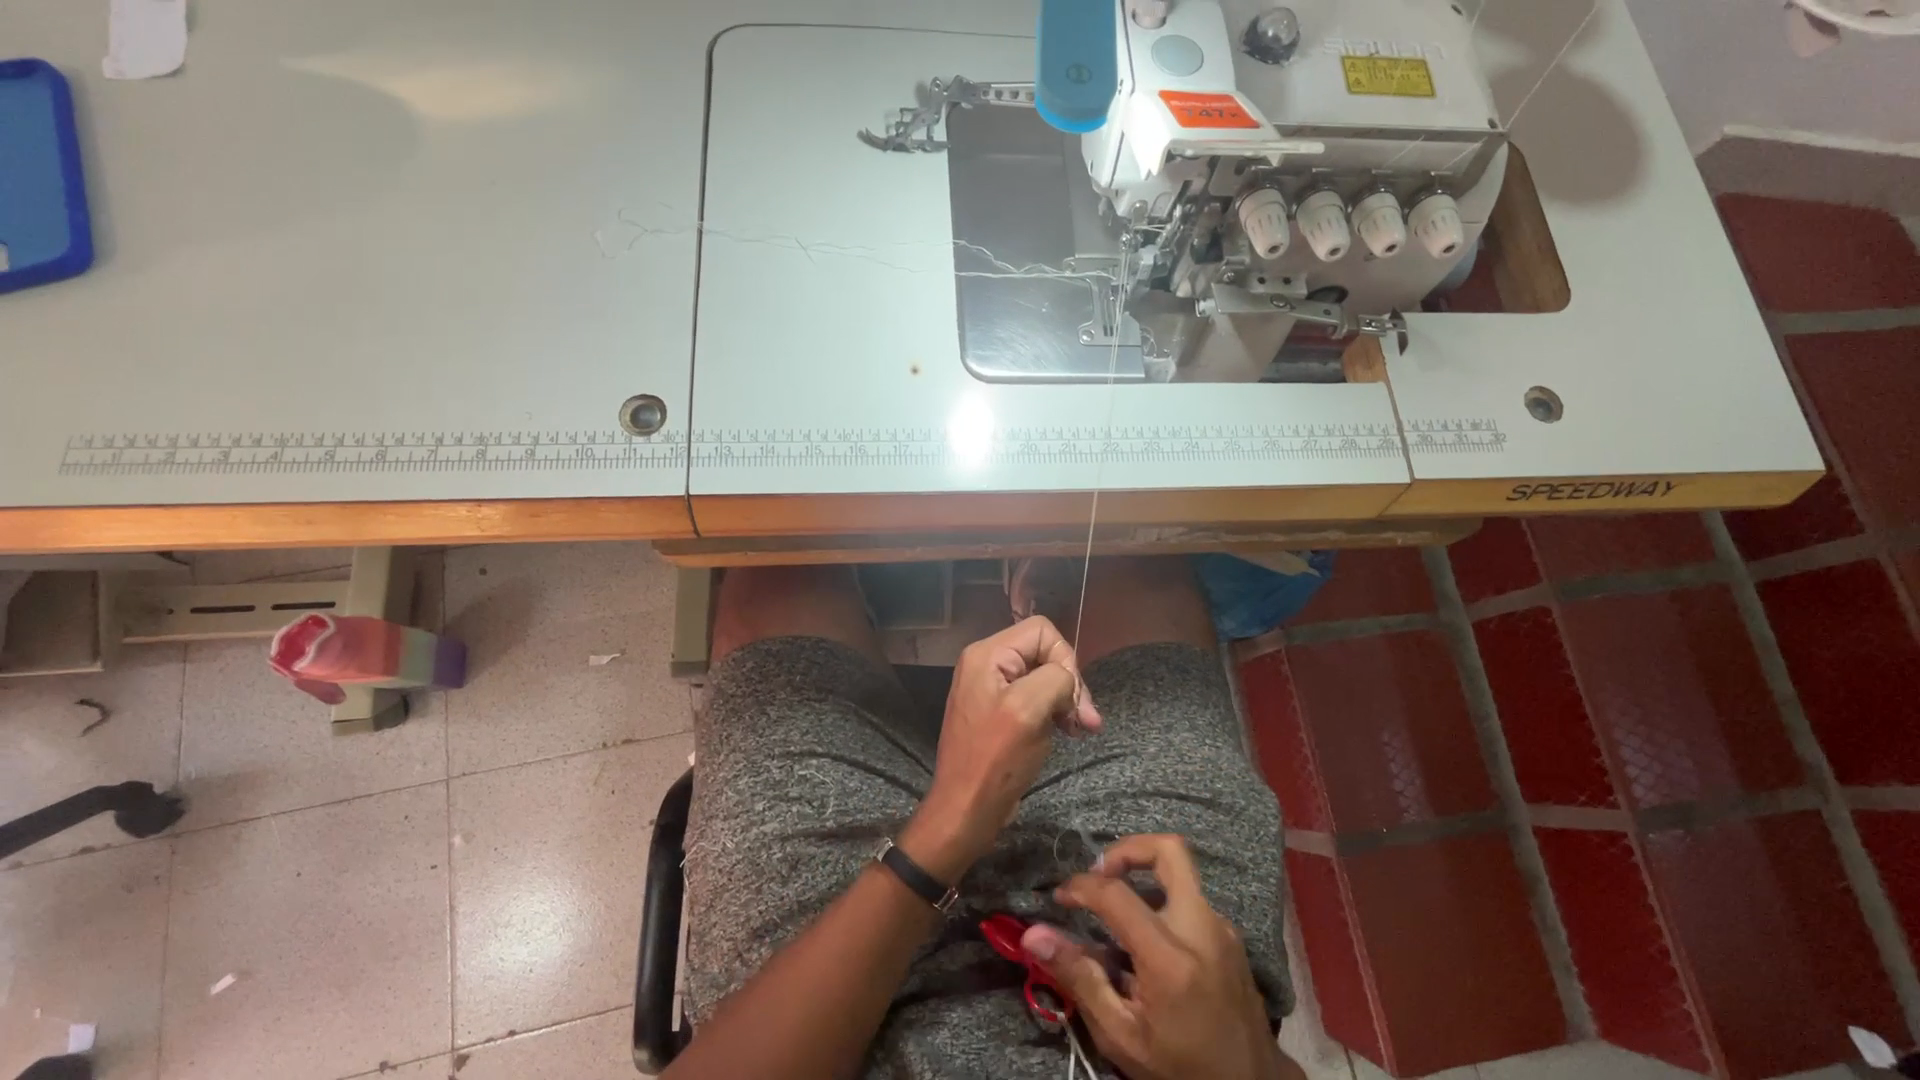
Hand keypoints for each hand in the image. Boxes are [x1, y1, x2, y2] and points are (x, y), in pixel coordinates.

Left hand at [901, 617, 1099, 880]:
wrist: (966, 808)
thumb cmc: (996, 758)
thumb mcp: (1030, 709)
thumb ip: (1055, 678)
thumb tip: (1066, 683)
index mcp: (987, 654)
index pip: (1042, 630)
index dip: (1065, 659)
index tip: (1074, 697)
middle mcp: (986, 663)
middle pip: (1044, 653)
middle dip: (1070, 684)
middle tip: (1088, 721)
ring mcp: (991, 688)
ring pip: (1044, 677)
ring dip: (1067, 700)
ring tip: (1083, 729)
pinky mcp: (999, 712)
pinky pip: (1035, 698)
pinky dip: (1055, 712)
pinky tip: (1068, 732)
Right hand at [1019, 835, 1298, 1079]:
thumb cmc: (1181, 1066)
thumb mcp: (1121, 1035)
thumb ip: (1079, 978)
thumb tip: (1034, 935)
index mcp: (1171, 957)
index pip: (1117, 893)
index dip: (1081, 886)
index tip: (1060, 898)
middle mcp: (1202, 928)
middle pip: (1170, 850)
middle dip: (1127, 849)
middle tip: (1100, 873)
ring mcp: (1222, 928)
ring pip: (1180, 872)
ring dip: (1144, 876)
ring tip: (1115, 912)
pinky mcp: (1230, 936)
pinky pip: (1190, 898)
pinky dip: (1161, 900)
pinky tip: (1143, 940)